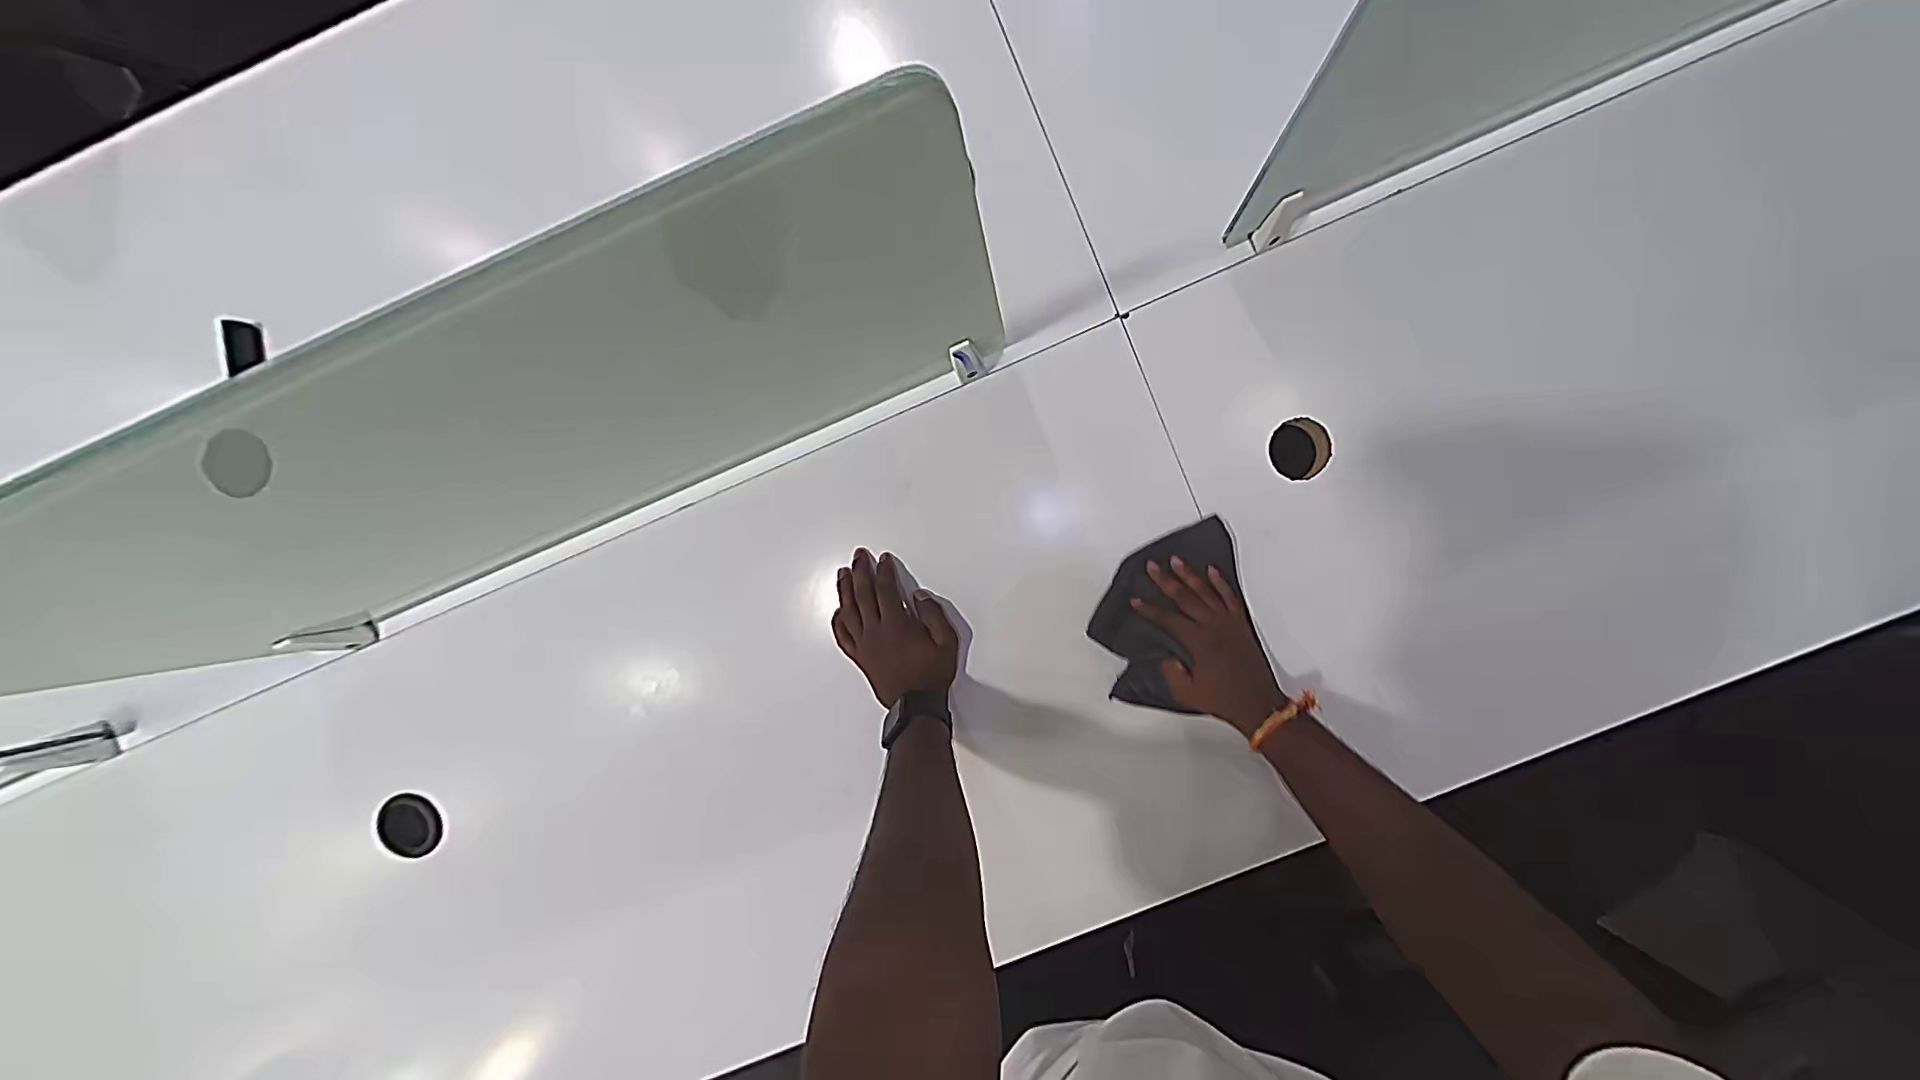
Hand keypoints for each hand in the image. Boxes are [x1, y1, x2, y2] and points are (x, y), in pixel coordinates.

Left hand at [831, 549, 958, 707]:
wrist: (916, 705)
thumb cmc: (930, 676)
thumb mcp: (947, 642)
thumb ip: (933, 615)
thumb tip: (920, 597)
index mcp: (896, 624)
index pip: (886, 589)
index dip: (884, 571)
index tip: (883, 560)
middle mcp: (876, 632)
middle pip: (863, 594)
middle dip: (860, 571)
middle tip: (859, 557)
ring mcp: (865, 645)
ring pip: (849, 610)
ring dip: (845, 589)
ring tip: (843, 574)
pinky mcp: (860, 657)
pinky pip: (843, 635)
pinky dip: (838, 621)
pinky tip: (838, 612)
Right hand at [1132, 557, 1288, 736]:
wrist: (1258, 704)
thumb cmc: (1224, 699)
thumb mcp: (1187, 692)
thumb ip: (1172, 673)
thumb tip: (1167, 657)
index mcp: (1199, 642)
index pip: (1167, 619)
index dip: (1149, 609)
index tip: (1136, 599)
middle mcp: (1213, 627)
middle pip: (1184, 597)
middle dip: (1165, 580)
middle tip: (1152, 566)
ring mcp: (1229, 622)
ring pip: (1205, 591)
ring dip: (1189, 575)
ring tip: (1176, 561)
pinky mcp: (1241, 623)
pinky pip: (1230, 596)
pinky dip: (1220, 582)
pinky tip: (1211, 570)